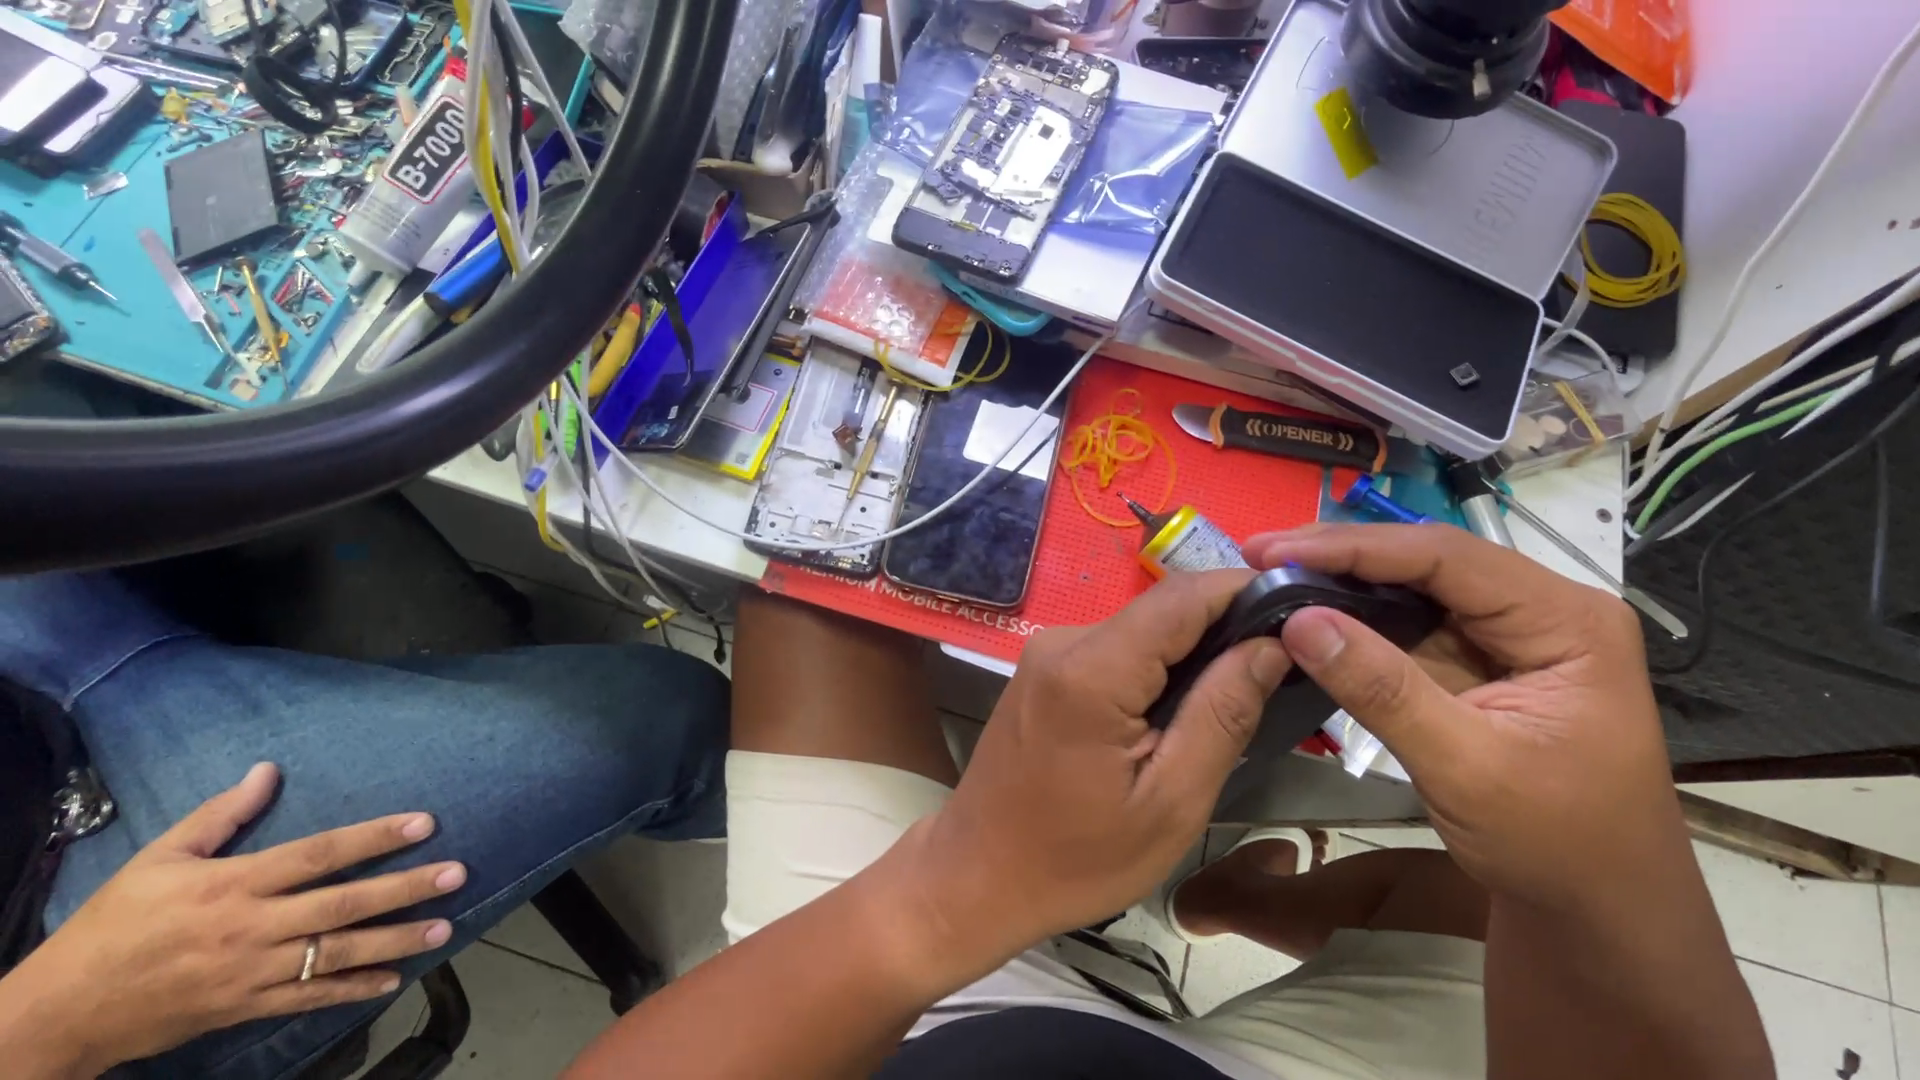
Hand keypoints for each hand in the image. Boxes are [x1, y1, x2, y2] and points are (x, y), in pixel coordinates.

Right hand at [9, 763, 466, 1073]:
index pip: (319, 853)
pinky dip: (353, 990)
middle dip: (405, 888)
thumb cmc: (114, 924)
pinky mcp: (244, 1007)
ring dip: (395, 940)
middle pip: (342, 903)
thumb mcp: (158, 859)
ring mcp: (251, 971)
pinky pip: (309, 998)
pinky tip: (394, 979)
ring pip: (336, 953)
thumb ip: (220, 814)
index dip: (374, 836)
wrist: (57, 1013)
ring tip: (445, 926)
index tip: (425, 823)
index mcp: (233, 883)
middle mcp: (251, 926)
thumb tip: (269, 769)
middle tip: (457, 874)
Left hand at [884, 570, 1294, 964]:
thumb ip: (1222, 714)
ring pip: (1141, 629)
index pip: (1184, 596)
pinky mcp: (1043, 670)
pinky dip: (1155, 668)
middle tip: (1282, 668)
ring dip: (1191, 653)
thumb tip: (1271, 644)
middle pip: (1163, 610)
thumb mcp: (1170, 801)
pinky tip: (1179, 709)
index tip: (1302, 614)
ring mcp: (1047, 652)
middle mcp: (1064, 641)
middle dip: (1225, 628)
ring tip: (1239, 695)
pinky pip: (1115, 650)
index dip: (1246, 593)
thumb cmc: (1077, 857)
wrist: (979, 875)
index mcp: (1092, 669)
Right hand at [1243, 525, 1677, 909]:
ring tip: (1274, 572)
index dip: (1354, 547)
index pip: (1446, 558)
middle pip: (1429, 561)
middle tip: (1260, 554)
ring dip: (1344, 580)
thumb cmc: (1554, 842)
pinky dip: (1356, 617)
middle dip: (1341, 554)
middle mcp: (1542, 610)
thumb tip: (1298, 620)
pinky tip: (1311, 609)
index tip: (1272, 548)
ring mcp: (1510, 634)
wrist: (1596, 907)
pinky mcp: (1479, 660)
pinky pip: (1410, 624)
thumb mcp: (1464, 766)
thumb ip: (1382, 689)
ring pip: (1414, 587)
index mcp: (1565, 620)